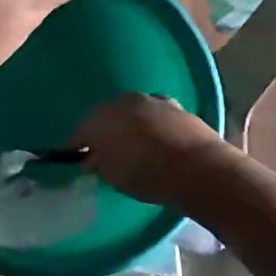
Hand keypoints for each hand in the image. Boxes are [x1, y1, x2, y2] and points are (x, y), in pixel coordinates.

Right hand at [72, 92, 243, 206]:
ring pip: (129, 112)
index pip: (79, 131)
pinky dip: (150, 124)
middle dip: (102, 131)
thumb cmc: (145, 174)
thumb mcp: (111, 176)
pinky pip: (153, 114)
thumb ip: (96, 163)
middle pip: (103, 116)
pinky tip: (155, 139)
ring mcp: (150, 100)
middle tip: (104, 152)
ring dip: (127, 125)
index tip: (77, 159)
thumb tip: (91, 158)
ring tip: (132, 145)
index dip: (76, 147)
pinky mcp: (175, 105)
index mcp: (98, 118)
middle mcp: (120, 101)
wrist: (199, 169)